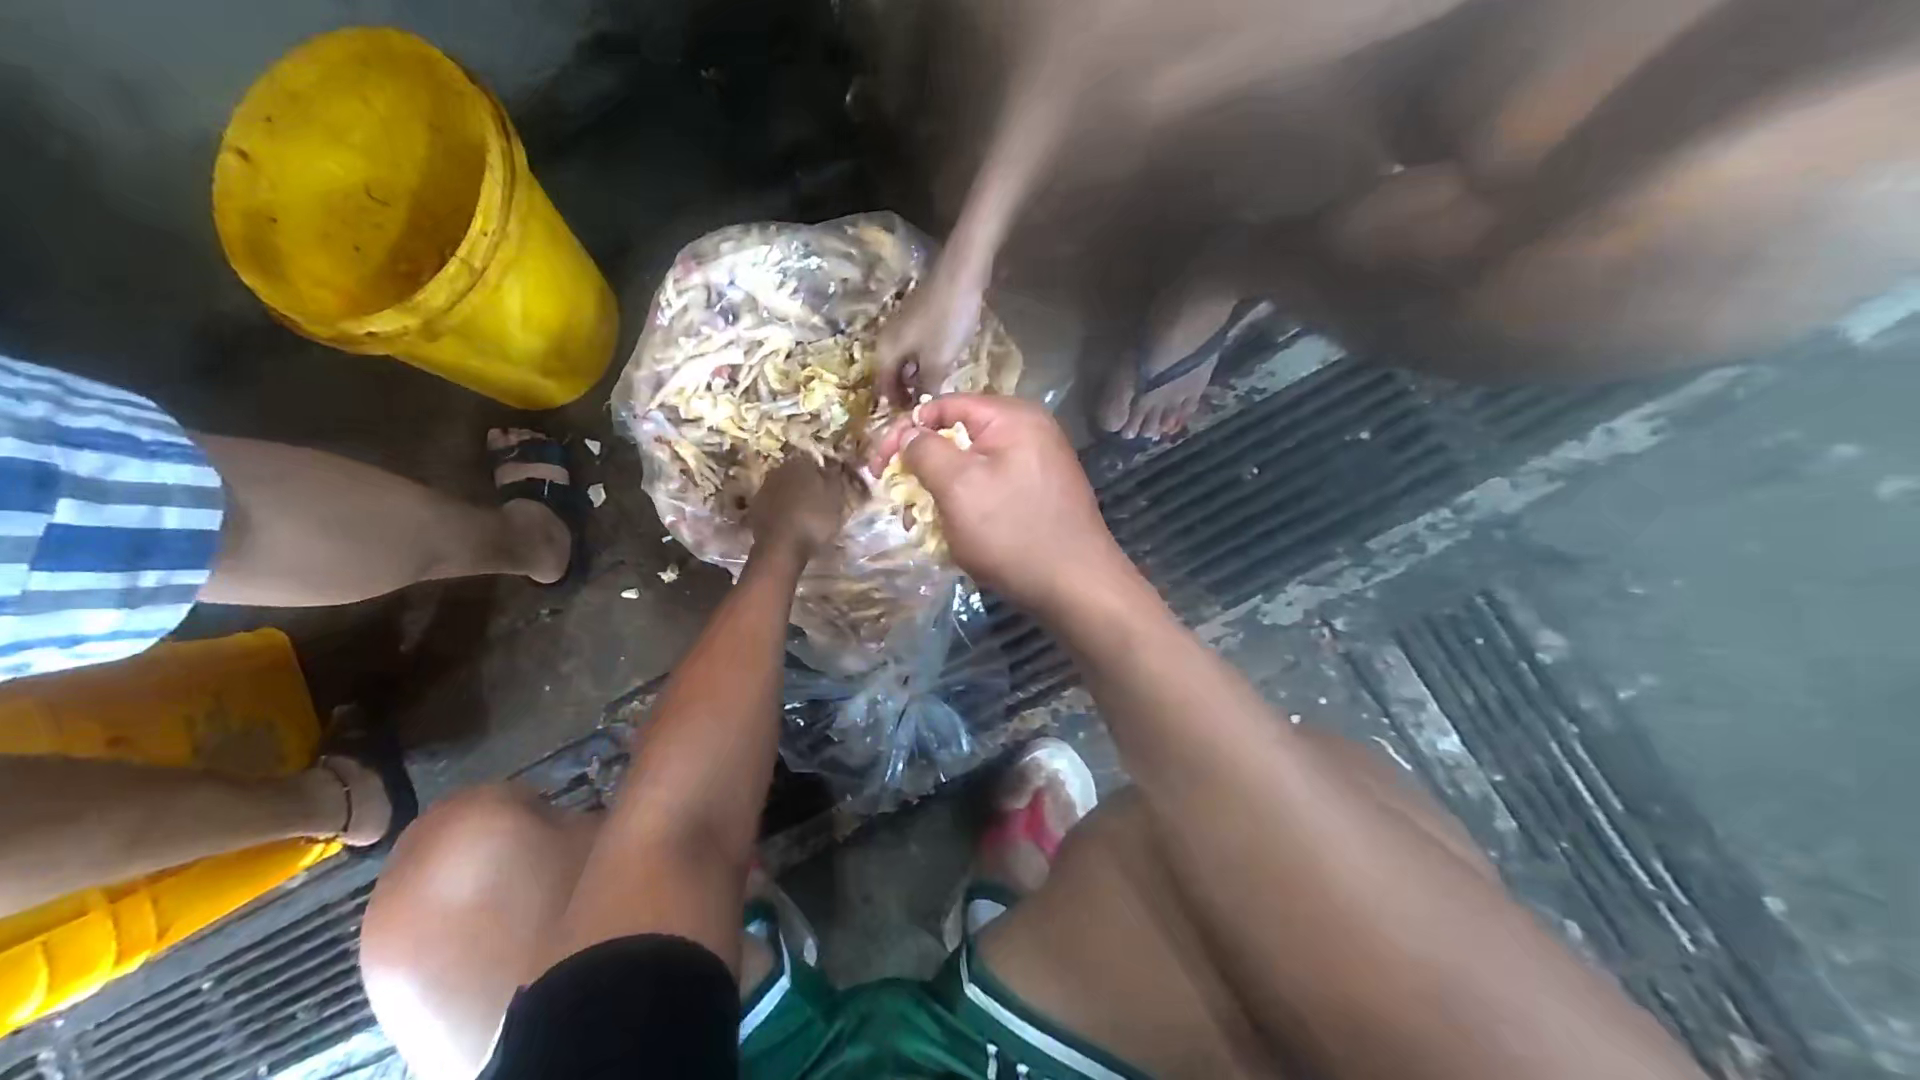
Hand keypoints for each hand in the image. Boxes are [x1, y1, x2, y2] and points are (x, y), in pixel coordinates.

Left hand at [748, 458, 855, 562]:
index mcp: (799, 464)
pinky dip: (780, 513)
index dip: (822, 477)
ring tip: (803, 518)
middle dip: (805, 487)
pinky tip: (789, 526)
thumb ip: (834, 479)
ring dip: (791, 500)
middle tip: (817, 504)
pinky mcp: (754, 509)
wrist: (782, 546)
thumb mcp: (836, 498)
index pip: (813, 464)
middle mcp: (778, 471)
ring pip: (783, 491)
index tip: (830, 492)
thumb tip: (831, 468)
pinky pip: (773, 506)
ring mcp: (763, 490)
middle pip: (796, 476)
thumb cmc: (815, 519)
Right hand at [868, 395, 1134, 613]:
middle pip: (960, 435)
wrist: (1078, 587)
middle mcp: (1032, 430)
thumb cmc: (1012, 533)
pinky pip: (996, 486)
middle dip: (925, 464)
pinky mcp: (1043, 493)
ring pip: (976, 465)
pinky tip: (962, 530)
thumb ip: (926, 451)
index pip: (943, 406)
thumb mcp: (958, 487)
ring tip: (927, 520)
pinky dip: (971, 502)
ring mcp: (1042, 463)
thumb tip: (909, 435)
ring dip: (945, 489)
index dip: (905, 431)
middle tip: (902, 497)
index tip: (879, 468)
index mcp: (1013, 417)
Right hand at [875, 251, 990, 404]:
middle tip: (925, 411)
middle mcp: (887, 340)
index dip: (897, 407)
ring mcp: (902, 328)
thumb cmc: (946, 321)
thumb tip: (920, 406)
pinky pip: (915, 351)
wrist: (961, 274)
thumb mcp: (938, 362)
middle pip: (892, 375)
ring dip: (916, 379)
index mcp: (885, 352)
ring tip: (934, 394)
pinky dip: (923, 364)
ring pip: (905, 363)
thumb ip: (927, 387)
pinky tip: (941, 370)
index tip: (913, 423)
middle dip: (906, 394)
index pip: (883, 389)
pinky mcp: (918, 319)